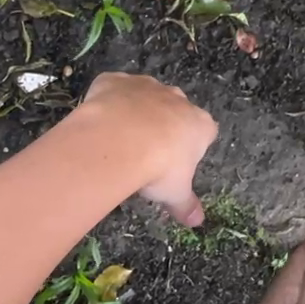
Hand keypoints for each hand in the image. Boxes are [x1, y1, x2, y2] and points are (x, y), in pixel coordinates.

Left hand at [74, 73, 217, 225]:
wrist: (119, 140)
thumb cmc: (158, 168)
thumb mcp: (174, 193)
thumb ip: (186, 206)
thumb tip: (197, 223)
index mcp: (199, 124)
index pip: (205, 131)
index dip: (191, 146)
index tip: (176, 162)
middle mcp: (176, 99)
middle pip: (175, 109)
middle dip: (163, 125)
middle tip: (146, 151)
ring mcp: (145, 86)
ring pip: (144, 95)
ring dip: (136, 110)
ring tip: (120, 138)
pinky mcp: (116, 80)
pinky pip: (114, 86)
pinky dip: (108, 99)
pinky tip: (100, 119)